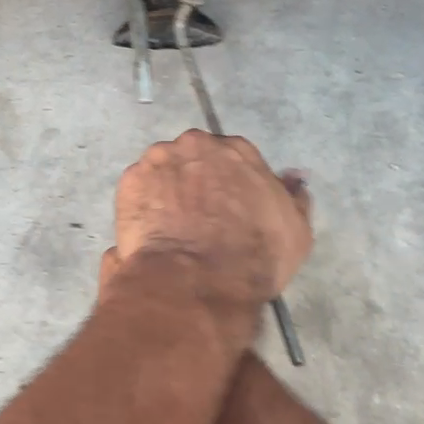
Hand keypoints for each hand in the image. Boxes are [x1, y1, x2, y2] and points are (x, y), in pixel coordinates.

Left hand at [108, 130, 312, 311]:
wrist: (197, 279)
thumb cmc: (254, 256)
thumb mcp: (295, 230)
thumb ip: (293, 197)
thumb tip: (293, 177)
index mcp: (237, 149)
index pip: (233, 158)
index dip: (231, 184)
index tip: (229, 208)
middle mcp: (196, 144)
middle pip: (195, 157)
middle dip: (197, 180)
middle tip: (200, 217)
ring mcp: (158, 160)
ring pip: (164, 170)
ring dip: (168, 189)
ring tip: (172, 225)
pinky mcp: (129, 181)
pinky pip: (138, 189)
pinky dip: (144, 204)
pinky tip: (152, 229)